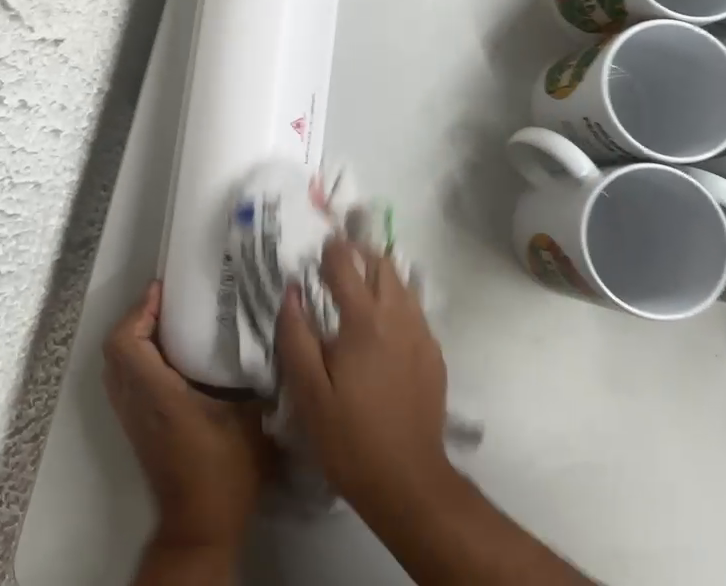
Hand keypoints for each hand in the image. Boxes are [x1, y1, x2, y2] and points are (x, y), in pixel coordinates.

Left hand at [104, 281, 272, 554]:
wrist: (200, 527)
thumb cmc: (226, 475)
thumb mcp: (251, 424)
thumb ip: (260, 384)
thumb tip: (274, 348)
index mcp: (160, 395)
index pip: (127, 343)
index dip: (139, 311)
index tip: (162, 292)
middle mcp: (137, 403)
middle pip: (114, 349)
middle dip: (135, 319)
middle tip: (166, 304)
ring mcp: (132, 418)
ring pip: (116, 366)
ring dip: (134, 339)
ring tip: (168, 324)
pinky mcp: (137, 430)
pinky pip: (124, 382)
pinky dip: (137, 360)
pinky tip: (170, 359)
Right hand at [275, 238, 454, 521]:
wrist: (407, 480)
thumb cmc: (348, 436)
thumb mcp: (307, 390)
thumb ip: (296, 335)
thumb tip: (292, 291)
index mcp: (365, 321)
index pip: (347, 264)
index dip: (331, 249)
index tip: (317, 245)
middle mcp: (399, 318)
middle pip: (383, 265)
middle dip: (360, 252)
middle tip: (336, 258)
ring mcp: (422, 336)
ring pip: (404, 285)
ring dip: (380, 273)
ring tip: (357, 283)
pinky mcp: (434, 356)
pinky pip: (415, 311)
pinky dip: (396, 300)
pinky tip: (381, 322)